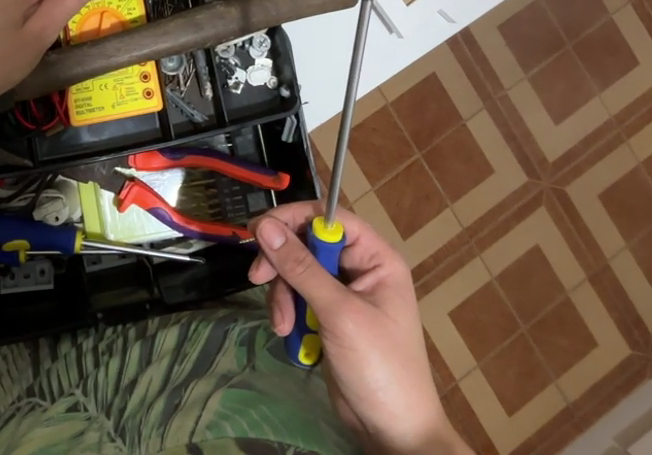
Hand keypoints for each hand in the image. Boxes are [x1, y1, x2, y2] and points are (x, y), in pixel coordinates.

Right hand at [250, 204, 464, 454]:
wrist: (393, 433)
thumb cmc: (379, 366)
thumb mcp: (338, 313)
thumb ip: (301, 267)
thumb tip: (264, 225)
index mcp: (375, 257)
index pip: (328, 218)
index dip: (293, 219)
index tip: (258, 230)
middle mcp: (359, 268)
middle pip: (307, 243)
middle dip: (283, 264)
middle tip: (258, 278)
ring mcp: (343, 293)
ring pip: (296, 271)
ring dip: (283, 295)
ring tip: (283, 325)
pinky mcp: (328, 316)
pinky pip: (297, 296)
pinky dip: (287, 310)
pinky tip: (289, 333)